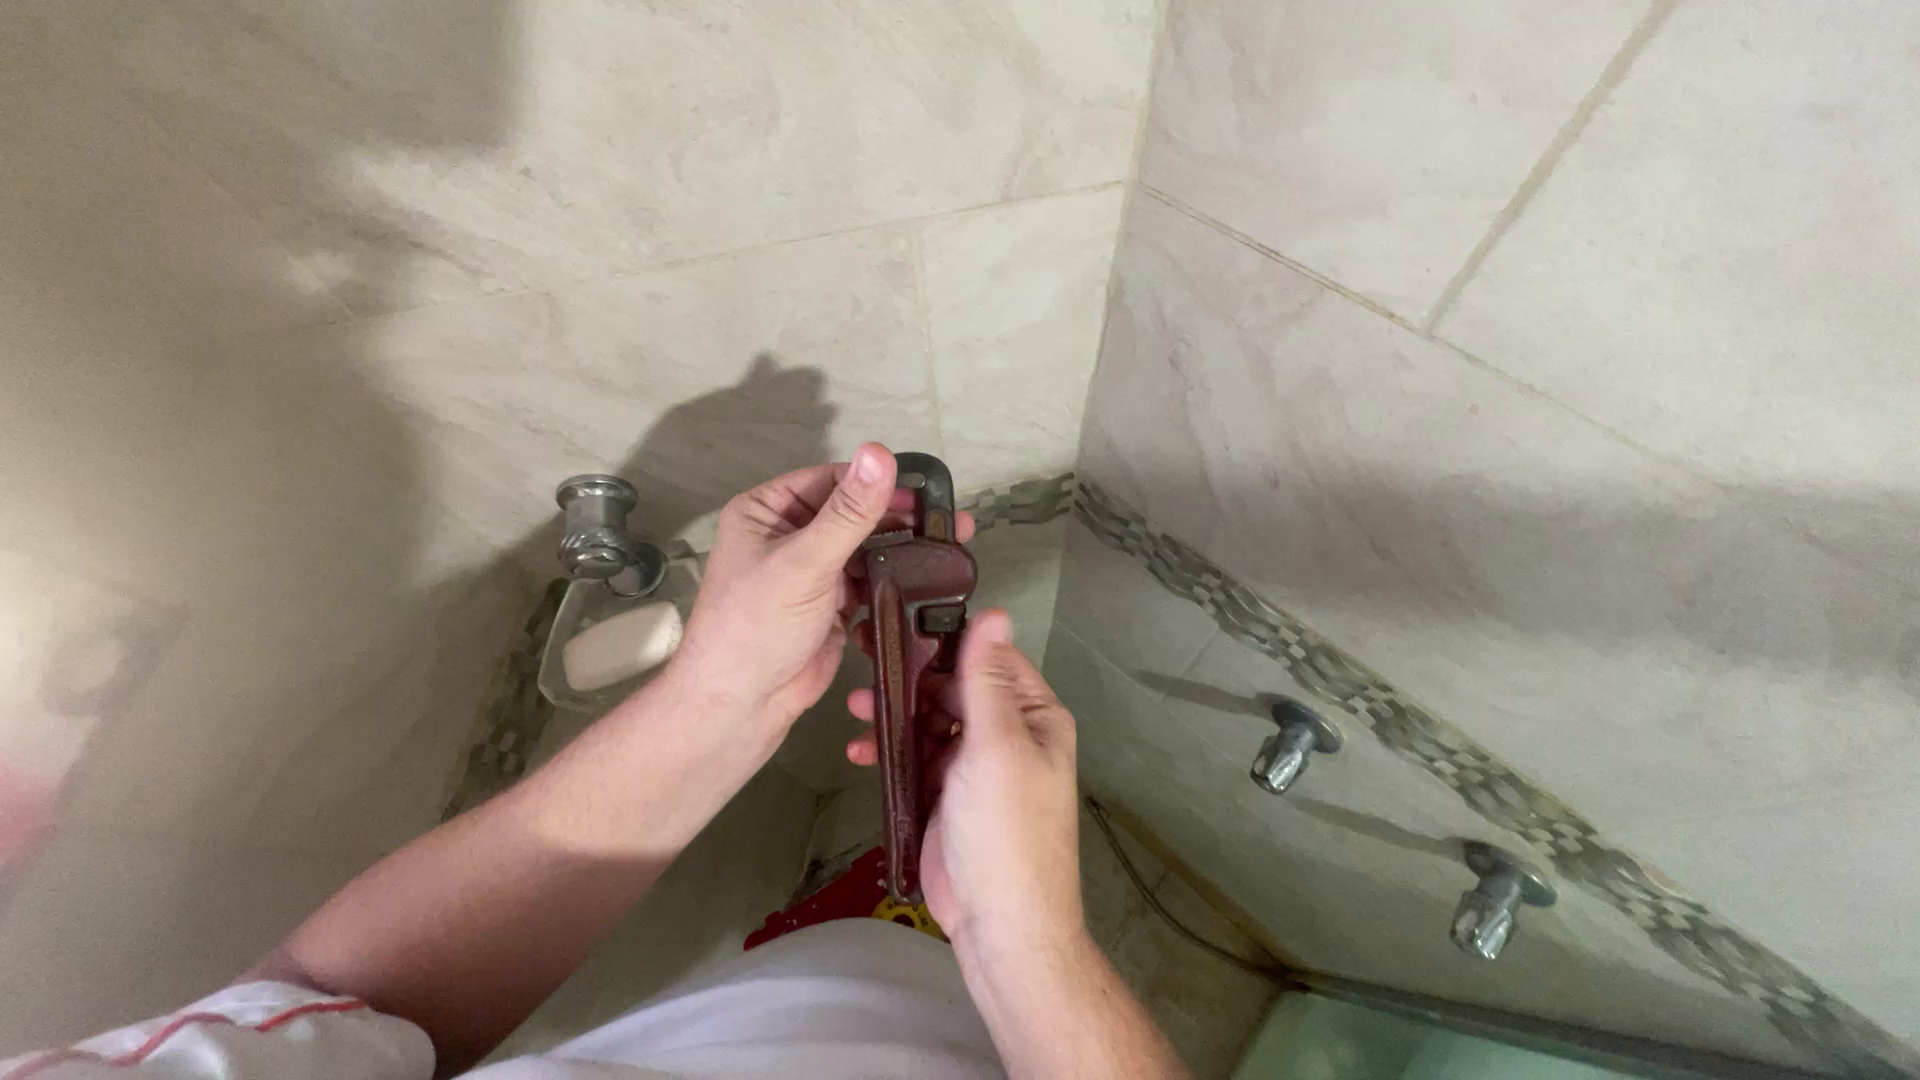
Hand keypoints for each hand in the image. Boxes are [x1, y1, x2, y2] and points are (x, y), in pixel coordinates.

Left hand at [669, 443, 973, 729]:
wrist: (742, 706)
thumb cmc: (758, 625)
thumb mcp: (804, 562)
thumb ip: (848, 512)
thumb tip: (879, 451)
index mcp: (767, 511)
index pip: (831, 481)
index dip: (877, 484)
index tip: (926, 494)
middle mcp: (789, 534)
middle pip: (853, 514)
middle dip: (898, 519)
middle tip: (951, 523)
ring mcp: (812, 571)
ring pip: (865, 548)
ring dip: (902, 549)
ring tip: (951, 549)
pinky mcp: (832, 603)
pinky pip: (869, 580)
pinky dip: (895, 580)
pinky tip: (931, 579)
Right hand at [848, 611, 1083, 948]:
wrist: (999, 923)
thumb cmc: (1006, 827)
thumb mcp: (996, 744)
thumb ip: (986, 678)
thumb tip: (995, 612)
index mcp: (1033, 714)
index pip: (990, 659)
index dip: (947, 640)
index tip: (899, 623)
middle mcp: (1007, 733)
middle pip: (953, 689)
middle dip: (910, 681)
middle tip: (862, 663)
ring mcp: (974, 765)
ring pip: (929, 723)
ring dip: (893, 716)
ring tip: (855, 710)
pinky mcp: (946, 793)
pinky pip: (916, 758)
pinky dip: (890, 753)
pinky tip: (861, 753)